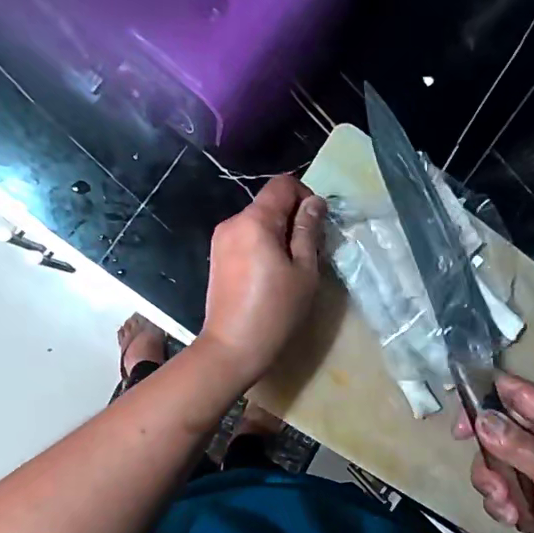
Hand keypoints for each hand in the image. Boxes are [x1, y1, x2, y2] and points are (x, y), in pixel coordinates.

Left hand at [194, 175, 326, 387]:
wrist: (232, 348)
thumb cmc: (275, 311)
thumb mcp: (304, 271)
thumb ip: (308, 231)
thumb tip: (314, 202)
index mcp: (254, 221)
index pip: (282, 184)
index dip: (304, 196)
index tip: (316, 226)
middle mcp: (232, 223)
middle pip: (269, 203)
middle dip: (292, 219)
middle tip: (308, 253)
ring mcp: (221, 240)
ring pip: (257, 222)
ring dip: (278, 235)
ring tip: (290, 268)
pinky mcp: (217, 258)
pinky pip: (246, 239)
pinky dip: (262, 246)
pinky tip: (271, 276)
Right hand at [458, 374, 533, 532]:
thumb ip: (519, 446)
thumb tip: (482, 418)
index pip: (513, 391)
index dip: (482, 400)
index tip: (462, 428)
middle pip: (495, 429)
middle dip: (490, 462)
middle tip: (496, 486)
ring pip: (494, 461)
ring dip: (496, 488)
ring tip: (513, 510)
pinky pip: (501, 486)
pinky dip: (504, 504)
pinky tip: (520, 520)